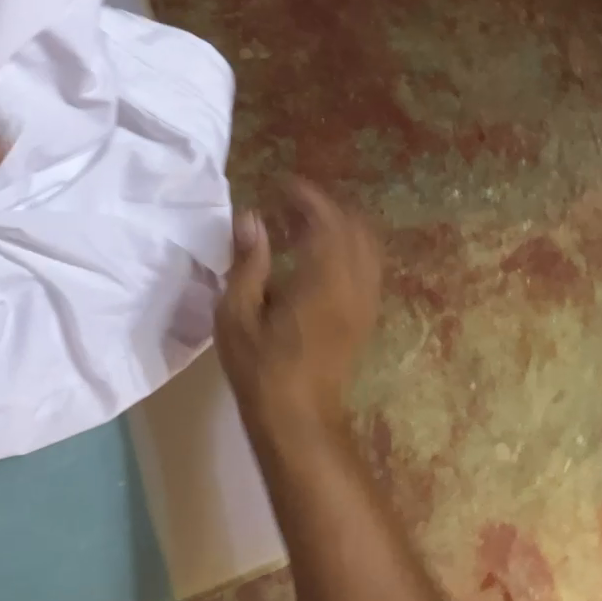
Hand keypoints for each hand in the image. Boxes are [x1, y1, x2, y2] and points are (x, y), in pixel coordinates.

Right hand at [215, 178, 381, 439]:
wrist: (297, 417)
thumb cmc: (259, 366)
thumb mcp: (236, 313)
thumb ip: (247, 262)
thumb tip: (250, 217)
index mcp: (321, 281)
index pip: (325, 221)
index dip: (306, 196)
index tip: (280, 183)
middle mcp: (352, 286)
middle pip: (354, 229)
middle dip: (323, 208)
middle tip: (286, 203)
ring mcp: (364, 303)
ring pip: (365, 247)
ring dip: (336, 228)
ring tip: (297, 226)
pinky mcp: (363, 317)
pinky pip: (365, 267)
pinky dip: (343, 249)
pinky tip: (312, 258)